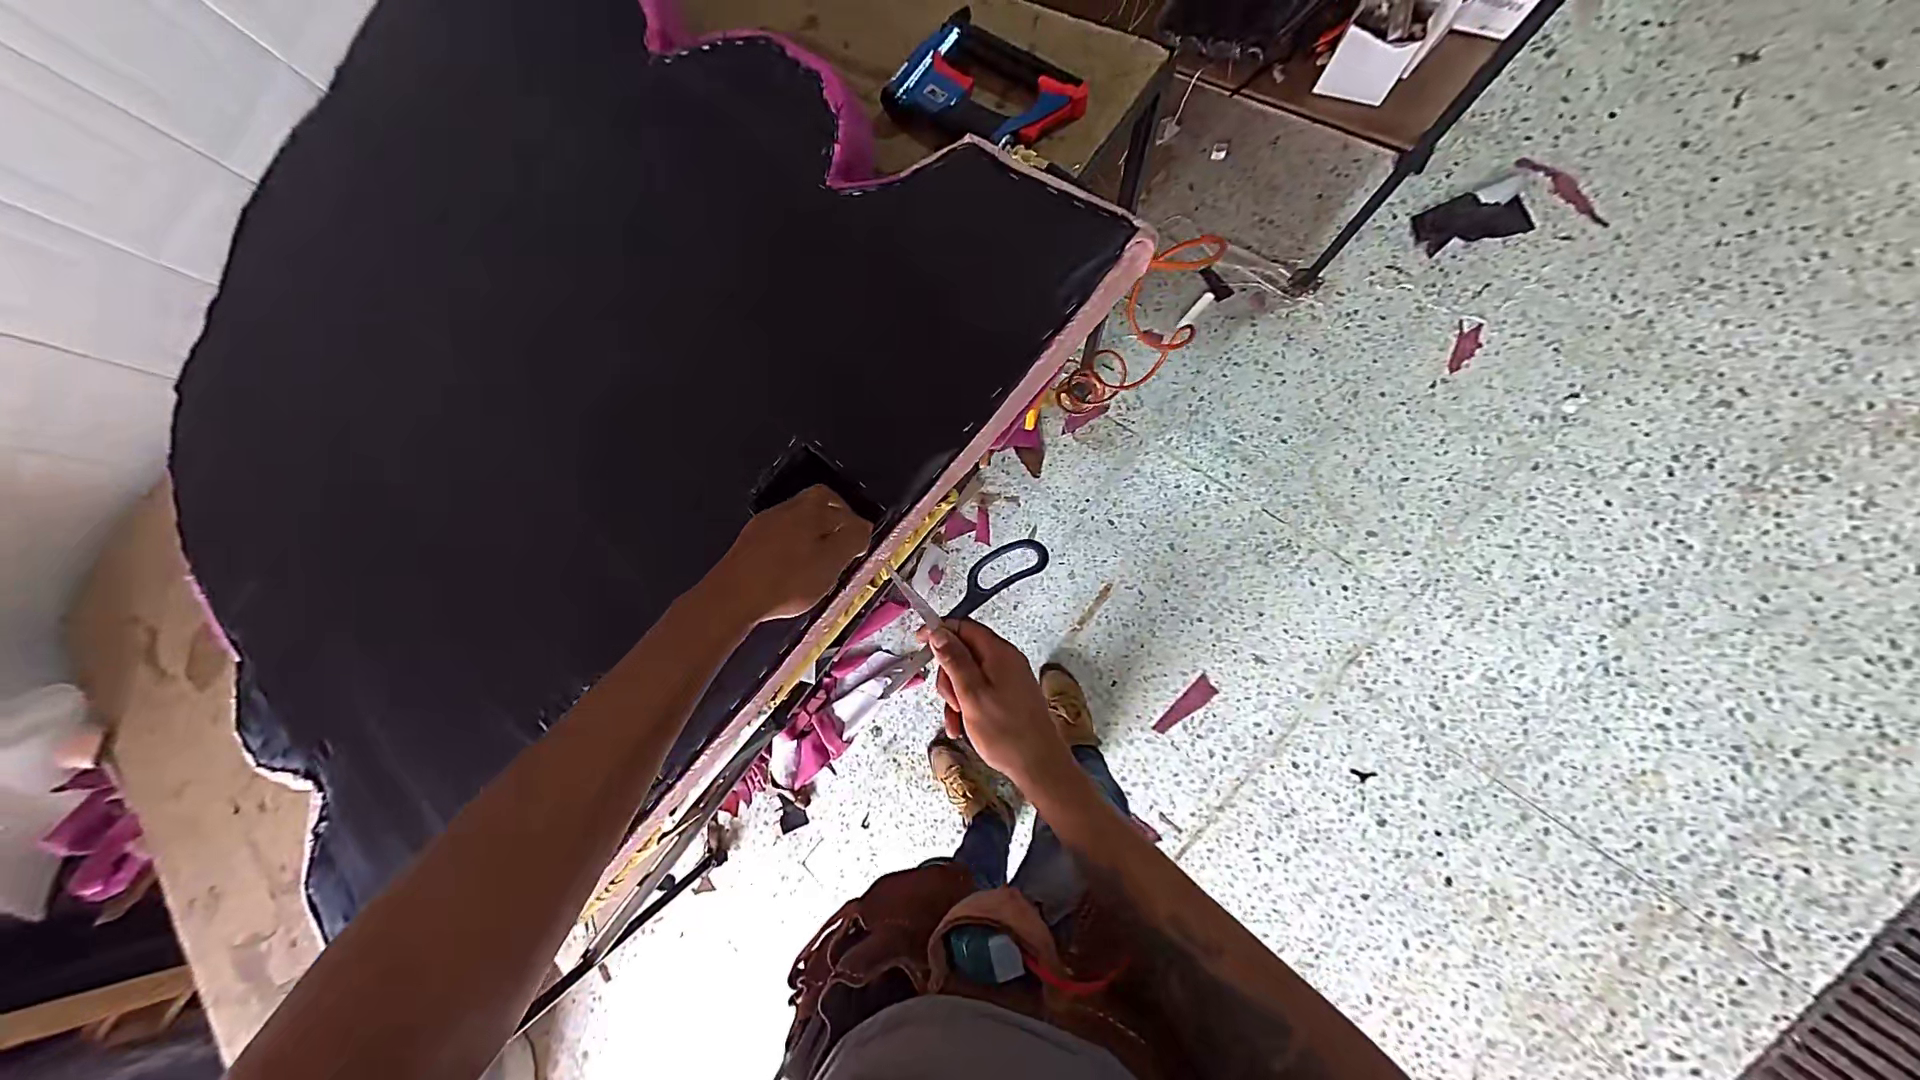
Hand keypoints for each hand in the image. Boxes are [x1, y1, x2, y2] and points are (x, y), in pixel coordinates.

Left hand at [714, 485, 870, 621]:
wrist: (733, 597)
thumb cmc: (782, 580)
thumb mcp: (832, 563)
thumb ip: (852, 541)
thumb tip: (863, 529)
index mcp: (810, 510)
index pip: (843, 506)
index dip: (857, 524)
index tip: (861, 541)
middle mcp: (786, 511)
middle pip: (818, 505)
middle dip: (835, 521)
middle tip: (845, 542)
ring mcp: (765, 525)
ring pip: (797, 521)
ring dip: (813, 535)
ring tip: (823, 559)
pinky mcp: (750, 544)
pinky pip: (779, 537)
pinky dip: (793, 547)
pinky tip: (796, 569)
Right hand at [921, 620, 1077, 792]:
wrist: (1038, 765)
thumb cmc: (1007, 733)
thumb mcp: (971, 694)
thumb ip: (954, 660)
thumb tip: (939, 633)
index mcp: (999, 653)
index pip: (964, 627)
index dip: (939, 632)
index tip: (920, 642)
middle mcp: (1006, 660)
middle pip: (964, 652)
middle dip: (948, 674)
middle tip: (950, 699)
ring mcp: (1008, 678)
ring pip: (968, 674)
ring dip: (955, 695)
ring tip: (956, 718)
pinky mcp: (1008, 694)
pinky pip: (979, 690)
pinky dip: (966, 705)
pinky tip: (962, 725)